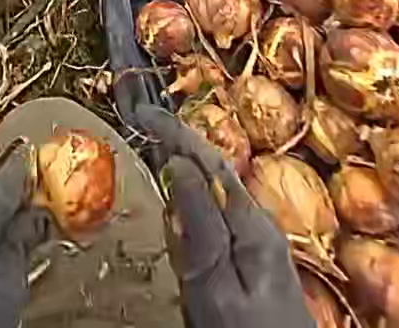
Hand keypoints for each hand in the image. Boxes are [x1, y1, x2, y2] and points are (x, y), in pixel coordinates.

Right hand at [131, 104, 313, 327]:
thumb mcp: (217, 286)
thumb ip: (200, 223)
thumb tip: (177, 160)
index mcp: (250, 222)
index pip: (208, 158)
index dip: (173, 129)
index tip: (139, 111)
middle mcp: (258, 225)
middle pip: (214, 170)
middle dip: (178, 142)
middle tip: (140, 126)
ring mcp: (259, 246)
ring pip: (215, 192)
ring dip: (184, 166)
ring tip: (152, 151)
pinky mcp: (254, 266)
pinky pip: (217, 216)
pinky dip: (192, 199)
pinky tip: (178, 208)